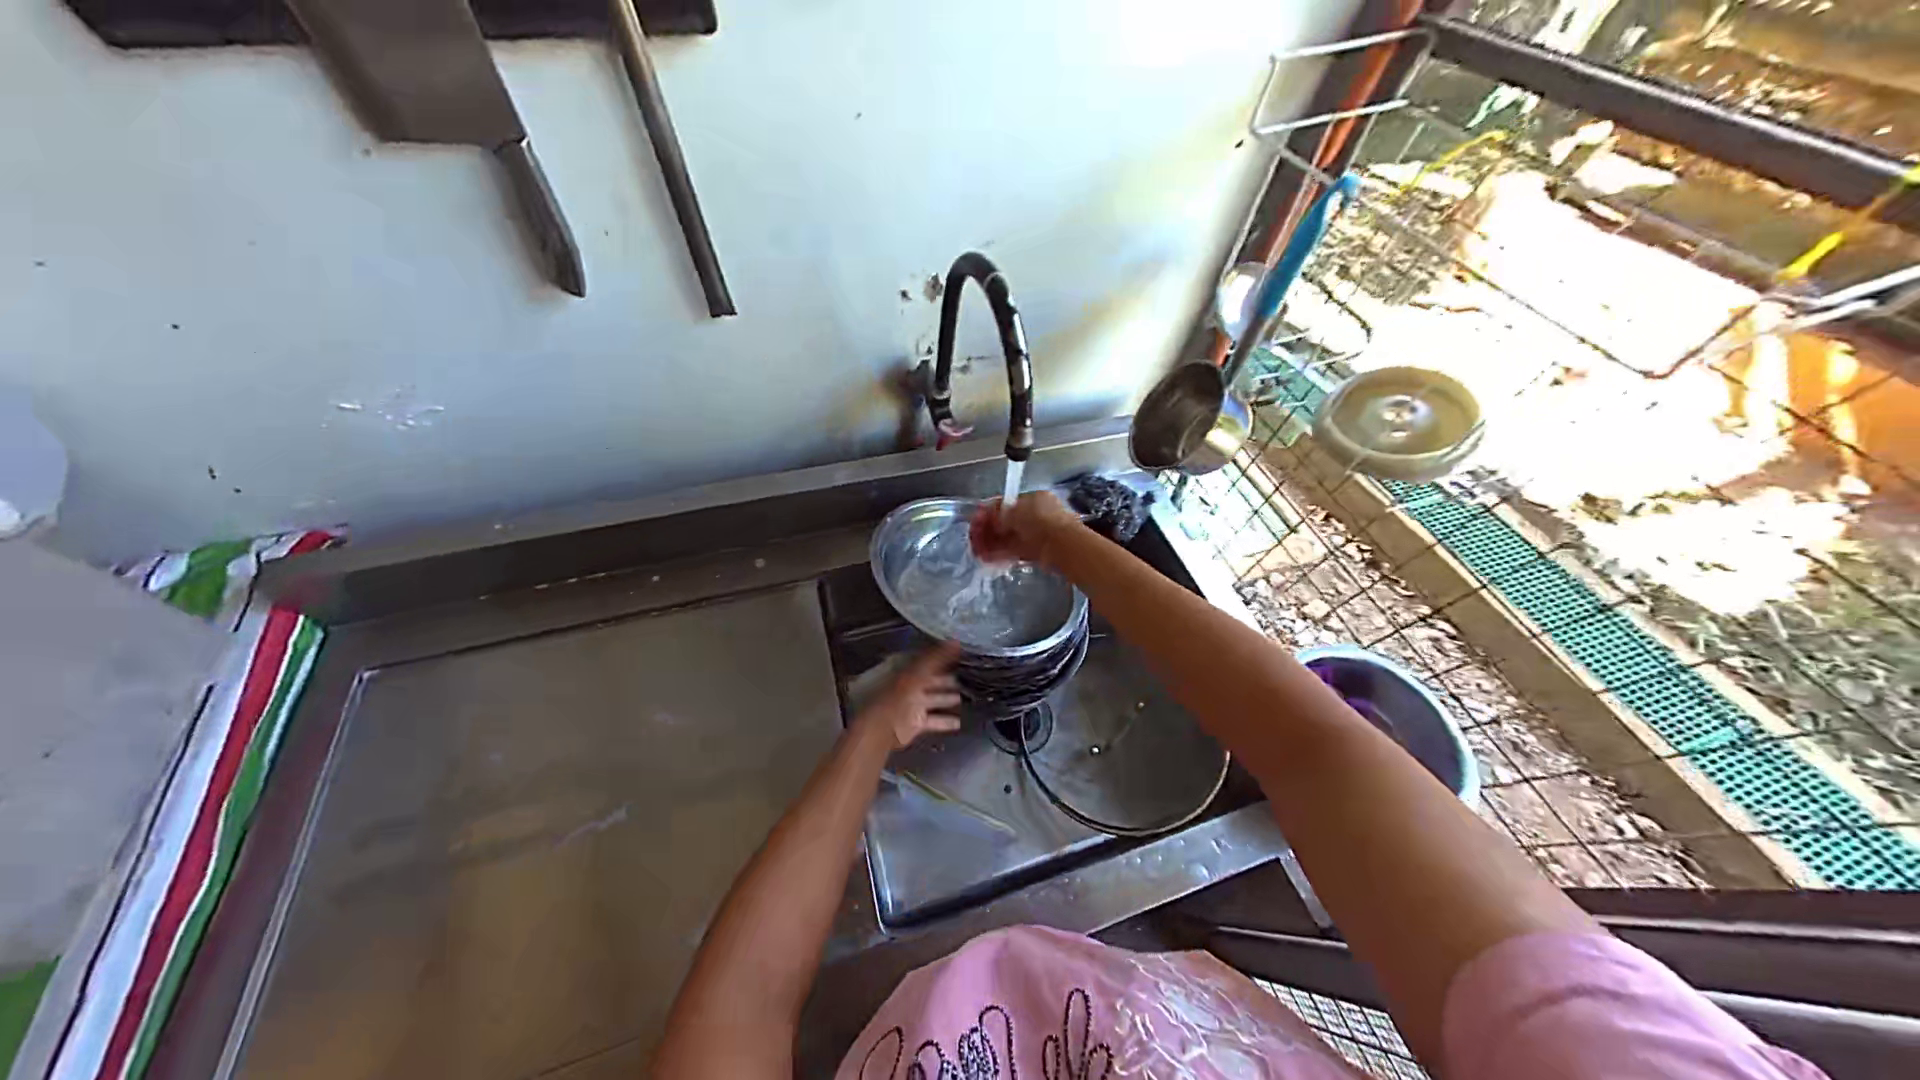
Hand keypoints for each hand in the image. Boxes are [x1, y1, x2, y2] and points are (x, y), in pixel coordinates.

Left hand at [854, 643, 964, 749]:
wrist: (882, 729)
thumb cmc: (897, 697)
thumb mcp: (916, 673)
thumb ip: (936, 657)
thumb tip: (955, 641)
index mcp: (906, 673)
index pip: (926, 663)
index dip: (941, 659)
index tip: (959, 656)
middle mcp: (909, 688)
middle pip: (930, 682)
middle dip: (947, 680)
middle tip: (965, 678)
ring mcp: (912, 707)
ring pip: (933, 700)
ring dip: (947, 699)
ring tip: (965, 698)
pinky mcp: (915, 724)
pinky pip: (933, 720)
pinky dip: (945, 721)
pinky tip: (958, 721)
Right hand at [969, 491, 1082, 566]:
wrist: (1063, 546)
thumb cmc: (1040, 521)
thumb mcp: (1014, 511)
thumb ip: (998, 513)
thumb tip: (987, 516)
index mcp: (1034, 499)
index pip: (1006, 504)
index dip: (988, 513)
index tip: (975, 522)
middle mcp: (1037, 515)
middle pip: (1006, 523)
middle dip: (988, 532)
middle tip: (973, 540)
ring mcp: (1038, 535)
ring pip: (1009, 538)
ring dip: (992, 545)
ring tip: (978, 553)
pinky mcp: (1038, 553)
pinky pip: (1015, 551)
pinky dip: (1001, 555)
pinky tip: (989, 560)